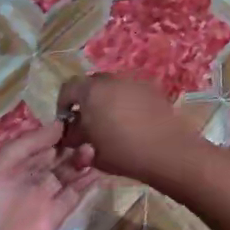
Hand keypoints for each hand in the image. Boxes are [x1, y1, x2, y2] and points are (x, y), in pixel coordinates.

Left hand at [0, 122, 97, 229]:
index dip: (50, 131)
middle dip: (68, 144)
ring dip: (78, 162)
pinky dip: (84, 185)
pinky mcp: (49, 225)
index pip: (30, 143)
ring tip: (97, 148)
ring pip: (61, 176)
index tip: (74, 117)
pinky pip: (70, 198)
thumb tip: (57, 125)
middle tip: (92, 131)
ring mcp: (34, 204)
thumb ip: (24, 146)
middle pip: (48, 158)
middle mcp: (18, 183)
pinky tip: (99, 172)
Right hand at [56, 74, 197, 181]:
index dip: (63, 104)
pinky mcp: (151, 89)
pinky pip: (130, 92)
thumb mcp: (89, 149)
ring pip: (112, 88)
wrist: (166, 150)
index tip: (65, 122)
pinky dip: (126, 103)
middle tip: (87, 124)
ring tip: (110, 125)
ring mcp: (133, 82)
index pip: (68, 88)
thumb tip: (70, 132)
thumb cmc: (121, 151)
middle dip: (86, 102)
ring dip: (106, 102)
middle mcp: (111, 79)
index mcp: (91, 90)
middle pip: (91, 85)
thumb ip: (75, 137)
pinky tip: (131, 123)